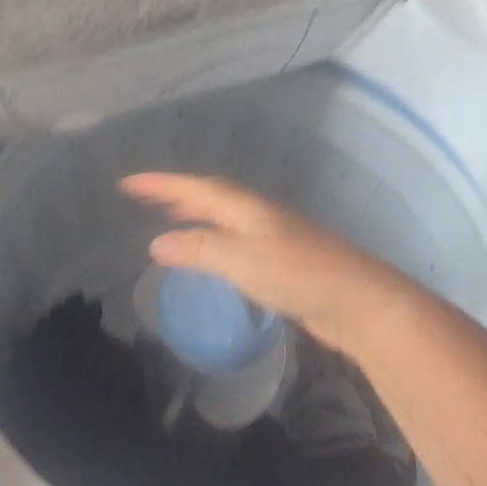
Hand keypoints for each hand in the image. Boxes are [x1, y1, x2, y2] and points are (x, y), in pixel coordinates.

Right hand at [120, 172, 428, 357]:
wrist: (359, 302)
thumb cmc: (299, 275)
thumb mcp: (241, 261)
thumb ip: (198, 250)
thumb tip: (157, 243)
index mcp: (245, 208)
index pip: (194, 188)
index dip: (160, 184)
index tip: (127, 183)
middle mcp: (257, 215)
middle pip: (209, 195)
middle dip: (175, 194)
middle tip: (144, 197)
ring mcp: (272, 236)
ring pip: (223, 216)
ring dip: (195, 214)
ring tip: (171, 218)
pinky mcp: (281, 261)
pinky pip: (234, 240)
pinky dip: (212, 239)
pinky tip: (211, 256)